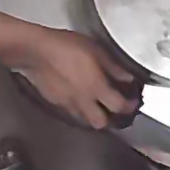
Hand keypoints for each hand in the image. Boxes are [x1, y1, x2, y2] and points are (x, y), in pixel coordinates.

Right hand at [7, 28, 135, 127]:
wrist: (35, 51)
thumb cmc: (66, 46)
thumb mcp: (95, 50)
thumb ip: (113, 67)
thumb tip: (128, 78)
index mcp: (96, 88)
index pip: (118, 106)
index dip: (129, 106)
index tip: (134, 101)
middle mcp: (84, 101)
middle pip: (101, 123)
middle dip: (110, 119)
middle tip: (114, 106)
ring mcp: (68, 104)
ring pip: (85, 120)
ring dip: (94, 115)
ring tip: (97, 103)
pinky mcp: (55, 103)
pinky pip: (72, 112)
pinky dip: (79, 109)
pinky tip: (79, 96)